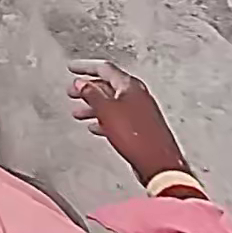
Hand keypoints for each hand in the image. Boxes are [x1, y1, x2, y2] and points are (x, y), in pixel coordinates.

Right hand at [68, 60, 190, 182]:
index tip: (72, 68)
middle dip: (87, 88)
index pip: (104, 68)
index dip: (85, 67)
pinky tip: (96, 126)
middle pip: (107, 85)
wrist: (159, 165)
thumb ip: (91, 94)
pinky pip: (118, 117)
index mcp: (130, 86)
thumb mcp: (106, 110)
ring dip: (93, 106)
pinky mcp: (142, 127)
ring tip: (78, 112)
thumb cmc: (136, 136)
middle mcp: (137, 95)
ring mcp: (141, 111)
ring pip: (111, 102)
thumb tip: (81, 83)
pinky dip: (104, 119)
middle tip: (72, 92)